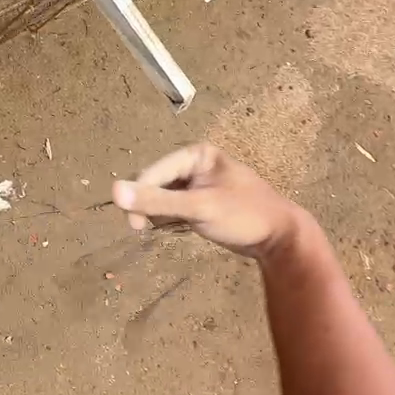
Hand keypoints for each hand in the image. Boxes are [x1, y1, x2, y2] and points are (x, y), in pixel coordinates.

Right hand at [111, 143, 307, 257]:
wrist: (280, 239)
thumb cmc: (244, 216)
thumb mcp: (199, 208)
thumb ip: (156, 201)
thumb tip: (113, 192)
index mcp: (196, 155)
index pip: (152, 172)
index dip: (138, 195)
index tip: (134, 223)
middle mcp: (193, 165)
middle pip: (152, 183)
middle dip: (146, 205)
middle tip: (144, 228)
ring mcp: (195, 183)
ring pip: (157, 196)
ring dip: (155, 213)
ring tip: (167, 227)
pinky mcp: (196, 200)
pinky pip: (168, 205)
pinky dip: (165, 217)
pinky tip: (175, 227)